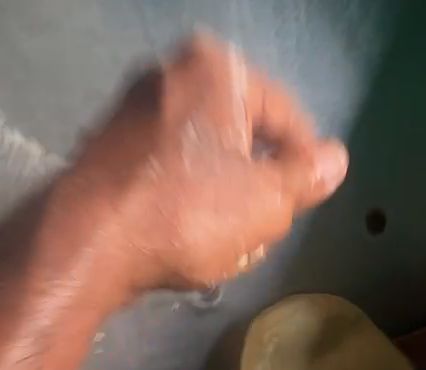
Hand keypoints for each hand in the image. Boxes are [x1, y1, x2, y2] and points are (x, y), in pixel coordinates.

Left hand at [59, 33, 349, 298]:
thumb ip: (305, 178)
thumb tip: (335, 159)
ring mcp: (132, 109)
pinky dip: (187, 201)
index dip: (304, 162)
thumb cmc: (188, 215)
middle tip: (265, 230)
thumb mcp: (267, 203)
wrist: (91, 243)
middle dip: (257, 184)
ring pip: (204, 158)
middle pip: (241, 136)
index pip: (284, 115)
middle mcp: (169, 74)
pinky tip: (187, 239)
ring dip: (223, 199)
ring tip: (228, 244)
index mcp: (215, 69)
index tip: (309, 199)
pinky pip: (169, 172)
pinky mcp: (109, 149)